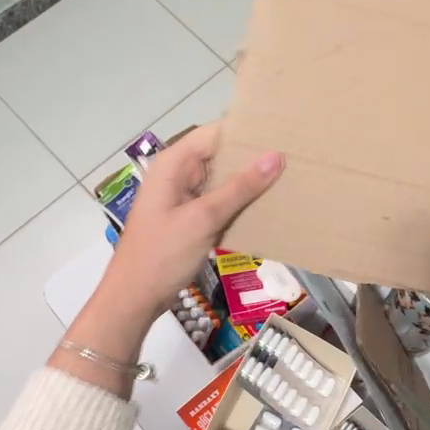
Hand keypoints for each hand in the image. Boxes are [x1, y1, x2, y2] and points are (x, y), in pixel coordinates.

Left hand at [101, 125, 283, 319]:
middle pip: (220, 154)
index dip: (246, 132)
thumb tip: (276, 155)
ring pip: (222, 179)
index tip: (283, 133)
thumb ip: (240, 187)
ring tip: (289, 179)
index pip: (215, 132)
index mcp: (174, 163)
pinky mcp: (190, 218)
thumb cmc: (163, 254)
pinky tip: (266, 207)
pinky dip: (238, 203)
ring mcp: (183, 196)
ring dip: (248, 182)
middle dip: (252, 157)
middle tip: (294, 158)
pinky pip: (219, 201)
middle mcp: (178, 173)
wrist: (135, 298)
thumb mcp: (204, 218)